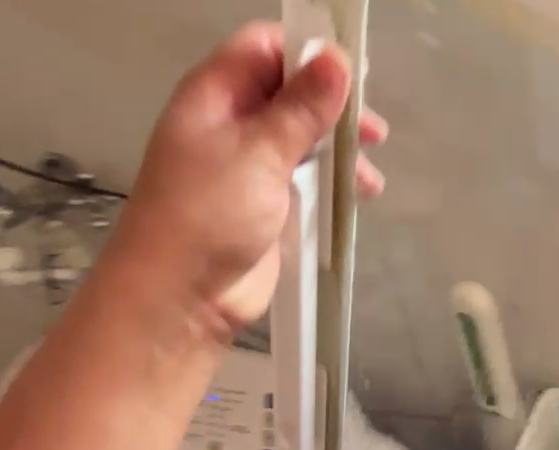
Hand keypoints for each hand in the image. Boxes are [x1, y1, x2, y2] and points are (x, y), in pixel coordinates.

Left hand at [96, 21, 388, 337]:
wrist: (184, 293)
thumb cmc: (211, 213)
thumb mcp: (259, 153)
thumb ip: (301, 109)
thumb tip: (336, 58)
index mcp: (217, 95)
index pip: (266, 48)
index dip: (309, 53)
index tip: (355, 73)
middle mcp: (233, 124)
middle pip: (291, 95)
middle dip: (334, 109)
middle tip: (373, 132)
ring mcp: (252, 168)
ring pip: (305, 142)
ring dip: (339, 153)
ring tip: (369, 178)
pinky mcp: (269, 207)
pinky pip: (306, 182)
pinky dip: (333, 185)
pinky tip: (356, 197)